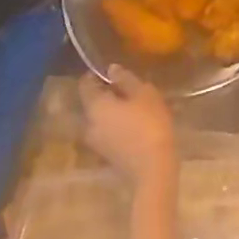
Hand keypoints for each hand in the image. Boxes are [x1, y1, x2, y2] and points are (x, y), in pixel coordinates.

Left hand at [80, 66, 175, 185]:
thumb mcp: (143, 93)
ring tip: (134, 104)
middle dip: (107, 92)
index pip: (84, 84)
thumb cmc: (149, 124)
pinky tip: (135, 122)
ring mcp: (96, 142)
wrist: (154, 170)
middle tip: (128, 87)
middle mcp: (89, 124)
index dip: (96, 74)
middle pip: (92, 102)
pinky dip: (116, 124)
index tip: (113, 71)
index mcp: (95, 106)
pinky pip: (107, 131)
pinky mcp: (106, 155)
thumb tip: (111, 69)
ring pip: (100, 118)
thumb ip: (125, 79)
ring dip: (113, 109)